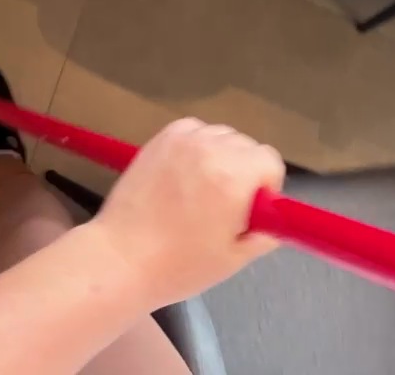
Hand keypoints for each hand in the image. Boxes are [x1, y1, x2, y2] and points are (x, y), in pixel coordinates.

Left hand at [86, 118, 285, 310]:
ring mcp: (182, 138)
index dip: (268, 185)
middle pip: (246, 145)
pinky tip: (184, 172)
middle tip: (227, 205)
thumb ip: (264, 233)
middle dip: (245, 171)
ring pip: (220, 135)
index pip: (270, 159)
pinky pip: (194, 129)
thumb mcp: (234, 258)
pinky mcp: (161, 137)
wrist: (123, 256)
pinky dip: (196, 145)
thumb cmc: (180, 265)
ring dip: (221, 156)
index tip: (253, 208)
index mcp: (233, 176)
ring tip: (202, 189)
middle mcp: (210, 148)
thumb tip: (272, 219)